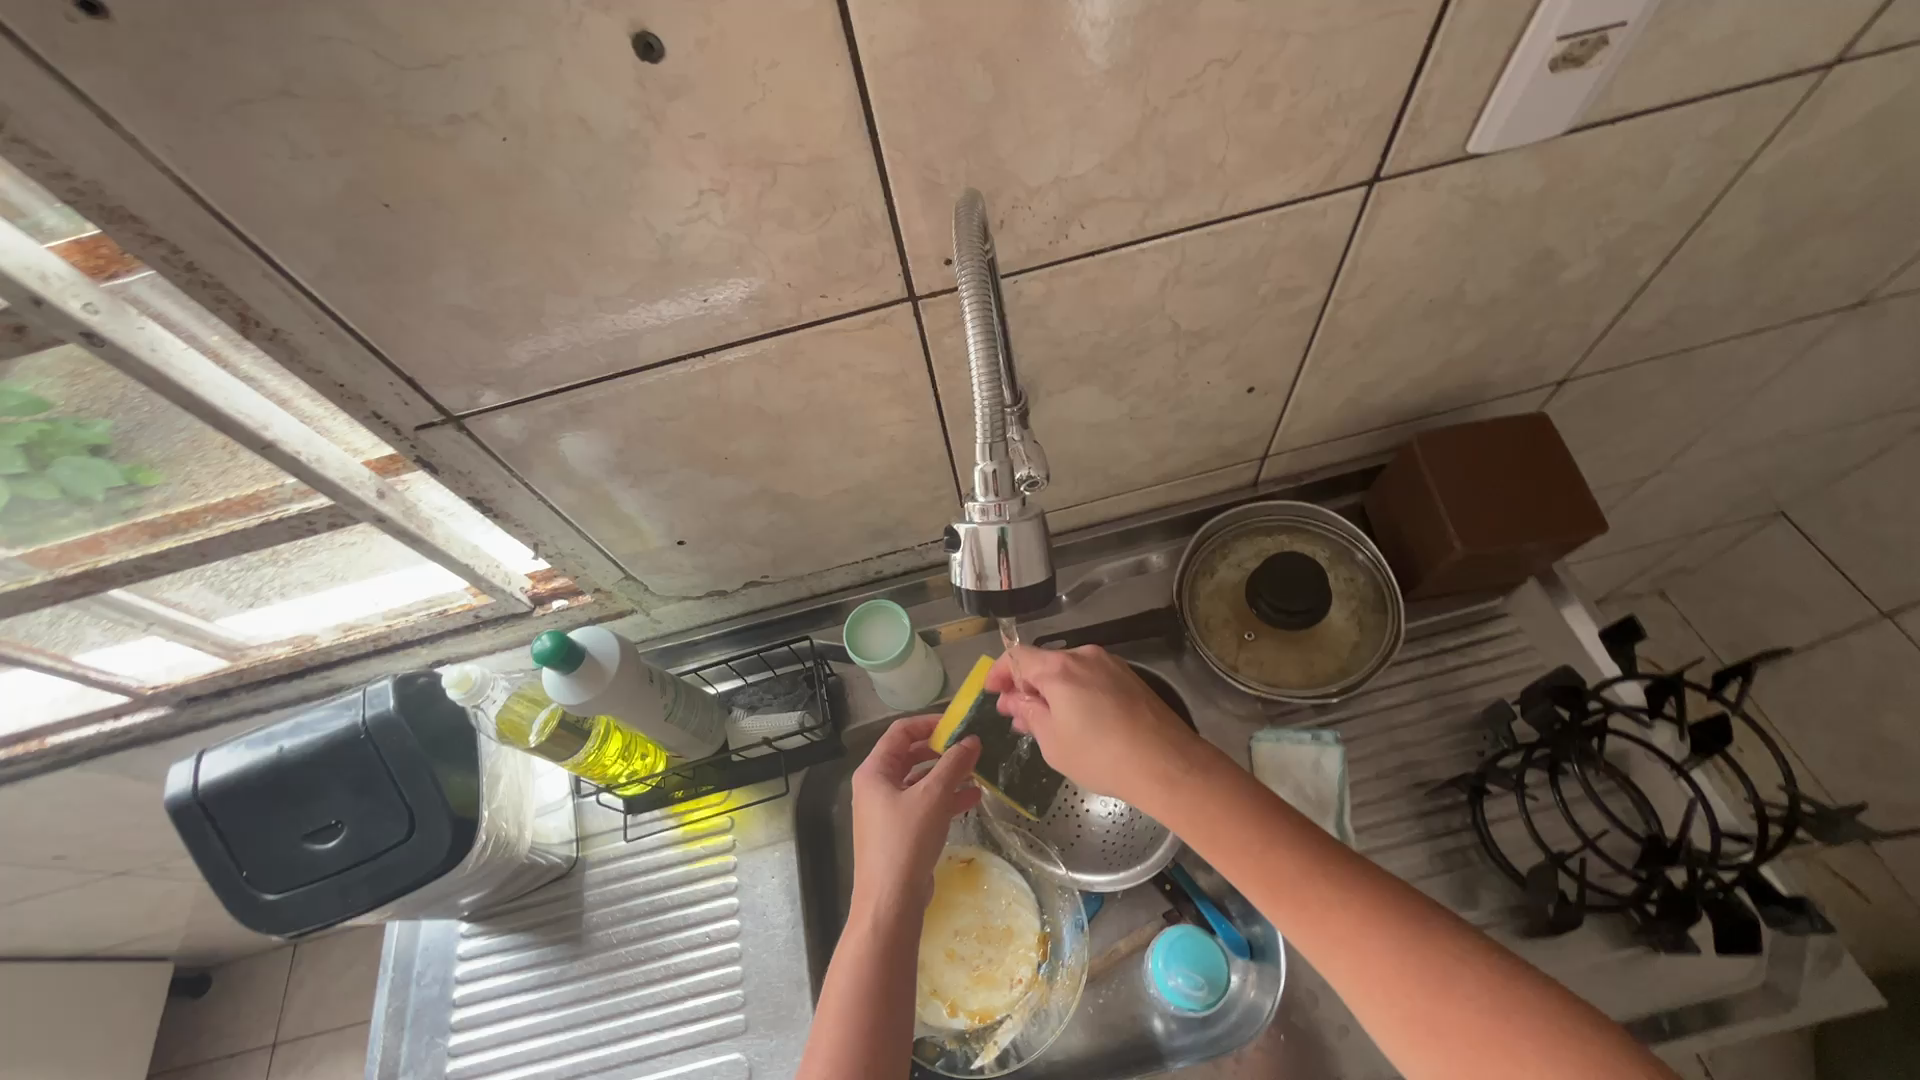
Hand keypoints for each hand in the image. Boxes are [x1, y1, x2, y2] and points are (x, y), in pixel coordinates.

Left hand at [850, 714, 982, 912]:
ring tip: (979, 772)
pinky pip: (925, 804)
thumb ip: (953, 764)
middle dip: (943, 751)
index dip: (930, 724)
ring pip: (921, 781)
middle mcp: (877, 786)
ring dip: (948, 775)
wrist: (890, 901)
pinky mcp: (901, 832)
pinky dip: (946, 799)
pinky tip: (973, 799)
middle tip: (973, 747)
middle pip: (911, 756)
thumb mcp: (932, 797)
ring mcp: (887, 810)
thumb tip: (972, 740)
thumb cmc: (905, 841)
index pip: (901, 732)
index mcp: (874, 771)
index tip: (959, 724)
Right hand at [987, 644, 1214, 803]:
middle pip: (1044, 662)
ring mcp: (1111, 665)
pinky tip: (1075, 721)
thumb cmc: (1101, 755)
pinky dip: (1074, 693)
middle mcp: (1085, 656)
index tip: (991, 692)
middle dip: (1025, 686)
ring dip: (1051, 691)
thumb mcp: (1052, 741)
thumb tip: (1016, 701)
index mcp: (1060, 668)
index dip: (999, 672)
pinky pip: (1090, 679)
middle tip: (1016, 715)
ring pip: (1068, 671)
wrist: (1167, 764)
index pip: (1017, 655)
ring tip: (1045, 722)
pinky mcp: (1129, 679)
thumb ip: (1030, 714)